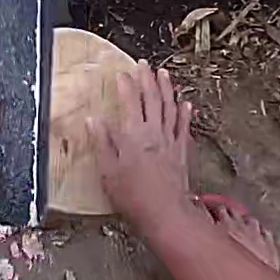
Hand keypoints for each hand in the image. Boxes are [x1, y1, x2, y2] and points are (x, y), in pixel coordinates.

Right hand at [95, 62, 193, 230]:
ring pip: (170, 107)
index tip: (121, 74)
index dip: (126, 85)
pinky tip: (186, 102)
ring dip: (167, 88)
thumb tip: (93, 120)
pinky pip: (184, 126)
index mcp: (134, 135)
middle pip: (152, 98)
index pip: (130, 102)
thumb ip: (102, 143)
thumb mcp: (108, 172)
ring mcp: (171, 140)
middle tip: (144, 65)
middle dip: (147, 79)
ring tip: (165, 74)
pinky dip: (185, 112)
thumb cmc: (133, 196)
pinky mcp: (182, 151)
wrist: (165, 214)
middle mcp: (154, 132)